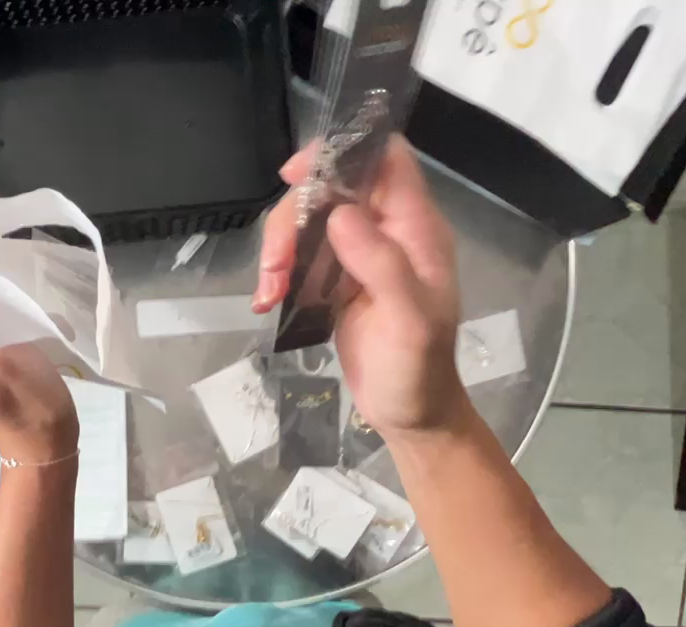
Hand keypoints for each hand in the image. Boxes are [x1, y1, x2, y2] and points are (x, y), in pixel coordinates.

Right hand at [254, 136, 467, 437]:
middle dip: (294, 219)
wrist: (411, 416)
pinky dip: (279, 274)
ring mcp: (359, 260)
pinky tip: (268, 300)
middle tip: (274, 264)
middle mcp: (387, 235)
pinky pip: (301, 260)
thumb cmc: (417, 372)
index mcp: (415, 231)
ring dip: (280, 250)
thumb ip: (382, 264)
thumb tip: (339, 215)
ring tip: (267, 291)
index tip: (297, 173)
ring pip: (310, 225)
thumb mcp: (409, 321)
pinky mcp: (337, 285)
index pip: (384, 160)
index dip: (342, 151)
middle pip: (332, 192)